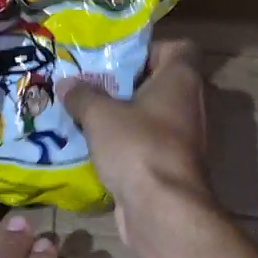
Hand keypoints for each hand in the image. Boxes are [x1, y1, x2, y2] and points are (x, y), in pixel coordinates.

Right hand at [63, 39, 211, 239]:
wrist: (162, 210)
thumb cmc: (137, 147)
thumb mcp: (100, 115)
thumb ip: (82, 95)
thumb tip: (67, 84)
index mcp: (182, 79)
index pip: (179, 48)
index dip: (149, 49)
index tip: (116, 60)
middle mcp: (191, 105)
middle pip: (160, 83)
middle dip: (126, 85)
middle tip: (91, 87)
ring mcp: (186, 139)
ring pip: (152, 117)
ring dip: (124, 117)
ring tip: (88, 117)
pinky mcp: (173, 167)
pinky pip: (148, 145)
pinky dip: (127, 145)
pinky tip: (96, 149)